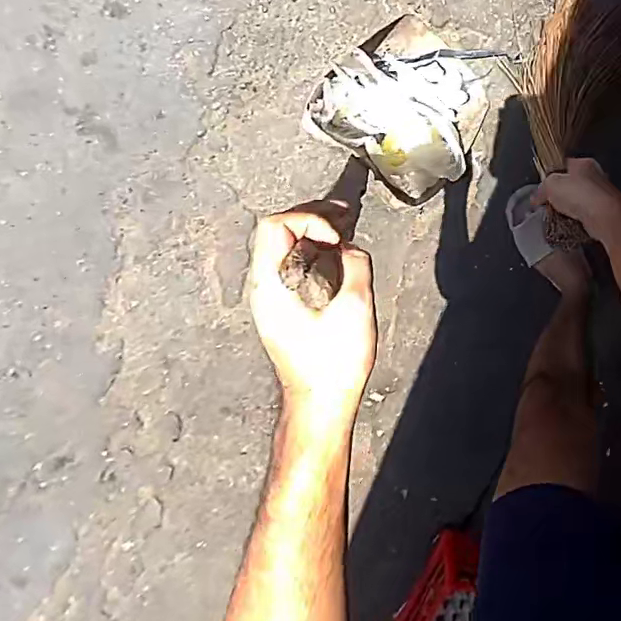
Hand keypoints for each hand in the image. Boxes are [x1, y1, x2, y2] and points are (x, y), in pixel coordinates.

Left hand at [246, 208, 376, 417]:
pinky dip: (316, 249)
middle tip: (346, 217)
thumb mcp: (356, 307)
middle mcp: (264, 288)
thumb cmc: (333, 364)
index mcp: (272, 285)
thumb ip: (356, 265)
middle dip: (314, 217)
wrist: (320, 403)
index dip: (310, 219)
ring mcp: (271, 297)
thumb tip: (351, 248)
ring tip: (346, 227)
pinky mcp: (284, 306)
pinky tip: (340, 251)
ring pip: (285, 245)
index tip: (337, 237)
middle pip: (278, 230)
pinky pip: (293, 263)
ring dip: (316, 231)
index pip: (275, 225)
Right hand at [537, 158, 620, 244]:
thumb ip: (542, 187)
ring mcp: (602, 194)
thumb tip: (537, 194)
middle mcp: (596, 176)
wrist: (604, 217)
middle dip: (560, 194)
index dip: (551, 175)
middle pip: (572, 183)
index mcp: (584, 163)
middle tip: (549, 202)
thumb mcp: (551, 185)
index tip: (543, 186)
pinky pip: (585, 214)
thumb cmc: (583, 195)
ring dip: (569, 208)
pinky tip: (571, 223)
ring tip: (559, 214)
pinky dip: (577, 219)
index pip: (564, 165)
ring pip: (579, 200)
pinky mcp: (604, 212)